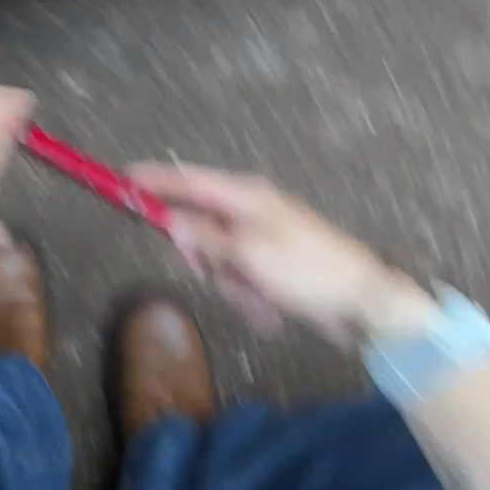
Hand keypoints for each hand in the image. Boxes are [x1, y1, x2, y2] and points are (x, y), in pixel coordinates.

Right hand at [128, 164, 434, 345]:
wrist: (367, 306)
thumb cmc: (307, 270)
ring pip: (216, 256)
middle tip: (212, 274)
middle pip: (197, 224)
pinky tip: (267, 312)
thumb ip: (204, 237)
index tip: (123, 178)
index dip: (155, 180)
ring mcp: (261, 237)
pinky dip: (247, 293)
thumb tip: (172, 221)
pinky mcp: (271, 263)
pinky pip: (239, 274)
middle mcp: (249, 210)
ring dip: (229, 283)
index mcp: (244, 196)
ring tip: (256, 301)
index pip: (187, 180)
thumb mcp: (248, 254)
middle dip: (202, 256)